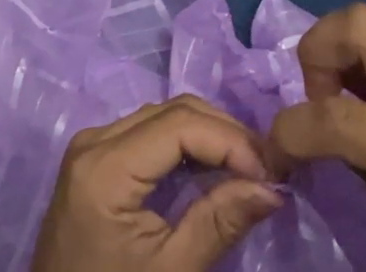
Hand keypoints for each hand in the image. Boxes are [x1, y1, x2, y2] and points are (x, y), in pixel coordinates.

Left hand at [31, 95, 284, 271]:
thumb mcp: (170, 271)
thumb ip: (219, 223)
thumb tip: (273, 188)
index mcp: (105, 166)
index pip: (180, 124)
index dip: (231, 141)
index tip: (271, 174)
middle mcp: (95, 140)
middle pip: (173, 111)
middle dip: (226, 133)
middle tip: (269, 169)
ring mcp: (92, 145)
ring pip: (162, 115)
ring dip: (209, 134)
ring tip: (250, 168)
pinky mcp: (95, 157)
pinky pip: (148, 131)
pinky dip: (186, 143)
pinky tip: (216, 167)